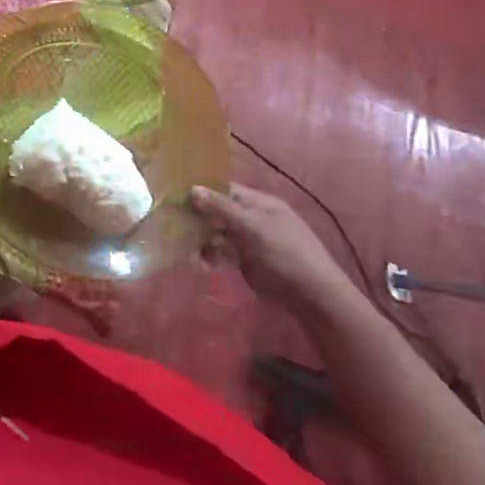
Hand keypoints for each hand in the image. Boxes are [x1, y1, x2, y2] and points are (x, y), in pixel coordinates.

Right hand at [189, 184, 359, 313]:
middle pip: (217, 210)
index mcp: (259, 203)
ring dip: (199, 238)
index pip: (225, 189)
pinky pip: (220, 252)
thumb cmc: (285, 253)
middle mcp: (252, 218)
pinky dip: (208, 255)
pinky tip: (199, 263)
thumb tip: (193, 188)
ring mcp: (248, 240)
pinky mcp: (244, 260)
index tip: (176, 194)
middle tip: (173, 221)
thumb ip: (222, 207)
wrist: (311, 296)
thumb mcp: (253, 226)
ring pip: (216, 232)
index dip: (202, 190)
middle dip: (196, 216)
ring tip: (185, 247)